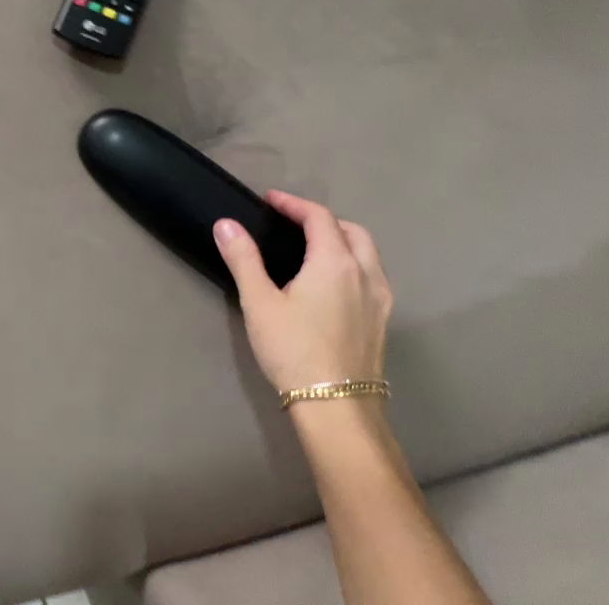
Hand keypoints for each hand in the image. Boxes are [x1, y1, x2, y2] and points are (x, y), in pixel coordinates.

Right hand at [213, 190, 392, 394]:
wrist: (336, 406)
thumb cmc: (293, 349)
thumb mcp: (258, 302)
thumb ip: (243, 259)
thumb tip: (227, 224)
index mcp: (335, 263)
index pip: (319, 217)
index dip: (293, 204)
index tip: (269, 201)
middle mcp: (365, 274)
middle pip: (351, 231)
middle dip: (322, 219)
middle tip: (291, 223)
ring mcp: (380, 299)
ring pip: (368, 254)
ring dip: (342, 240)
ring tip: (312, 249)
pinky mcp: (382, 321)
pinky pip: (372, 276)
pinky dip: (353, 264)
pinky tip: (333, 284)